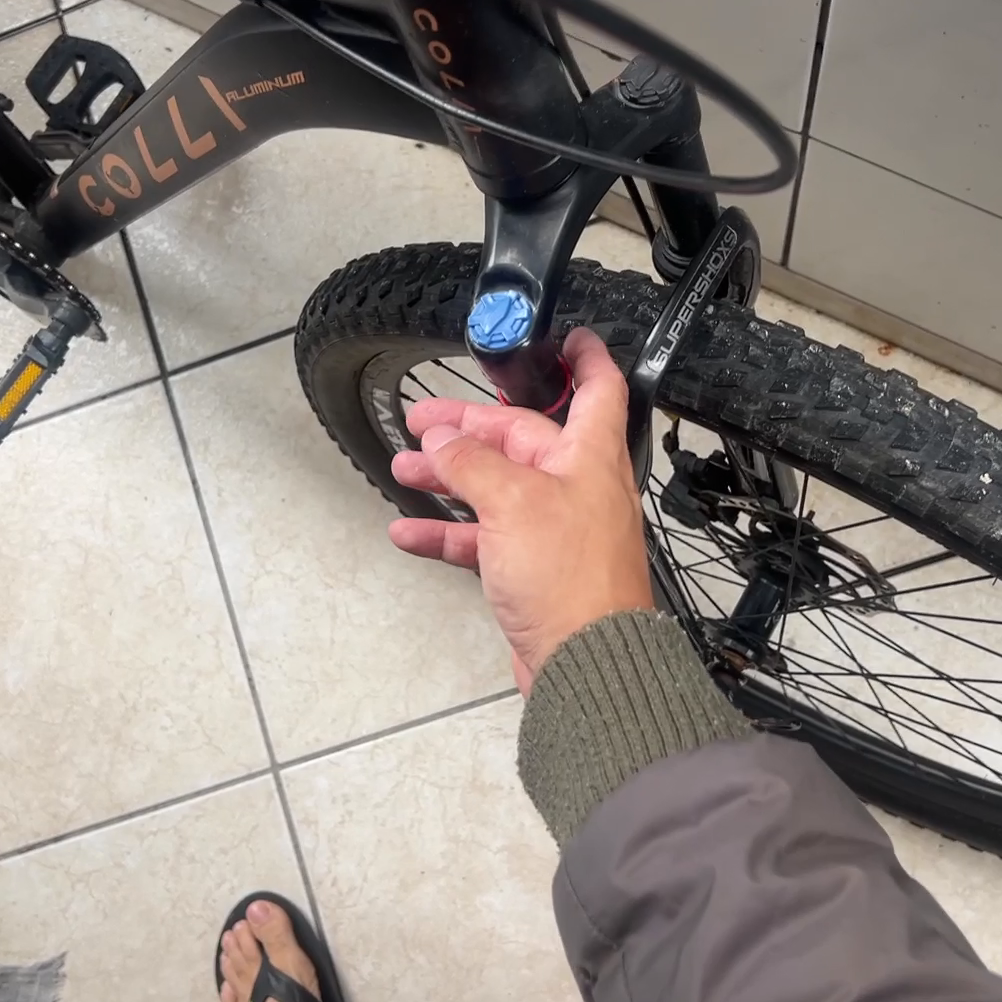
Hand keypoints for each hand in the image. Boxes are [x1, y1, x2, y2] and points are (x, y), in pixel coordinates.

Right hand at [389, 328, 653, 695]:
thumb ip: (472, 464)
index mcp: (588, 456)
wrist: (584, 664)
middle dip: (467, 429)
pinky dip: (447, 533)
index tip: (565, 336)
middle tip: (421, 422)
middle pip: (519, 439)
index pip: (597, 389)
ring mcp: (551, 529)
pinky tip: (409, 532)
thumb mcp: (512, 502)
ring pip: (493, 488)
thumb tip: (441, 442)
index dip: (583, 357)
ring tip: (404, 468)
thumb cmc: (570, 578)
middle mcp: (574, 487)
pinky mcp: (531, 569)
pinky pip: (482, 539)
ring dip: (448, 477)